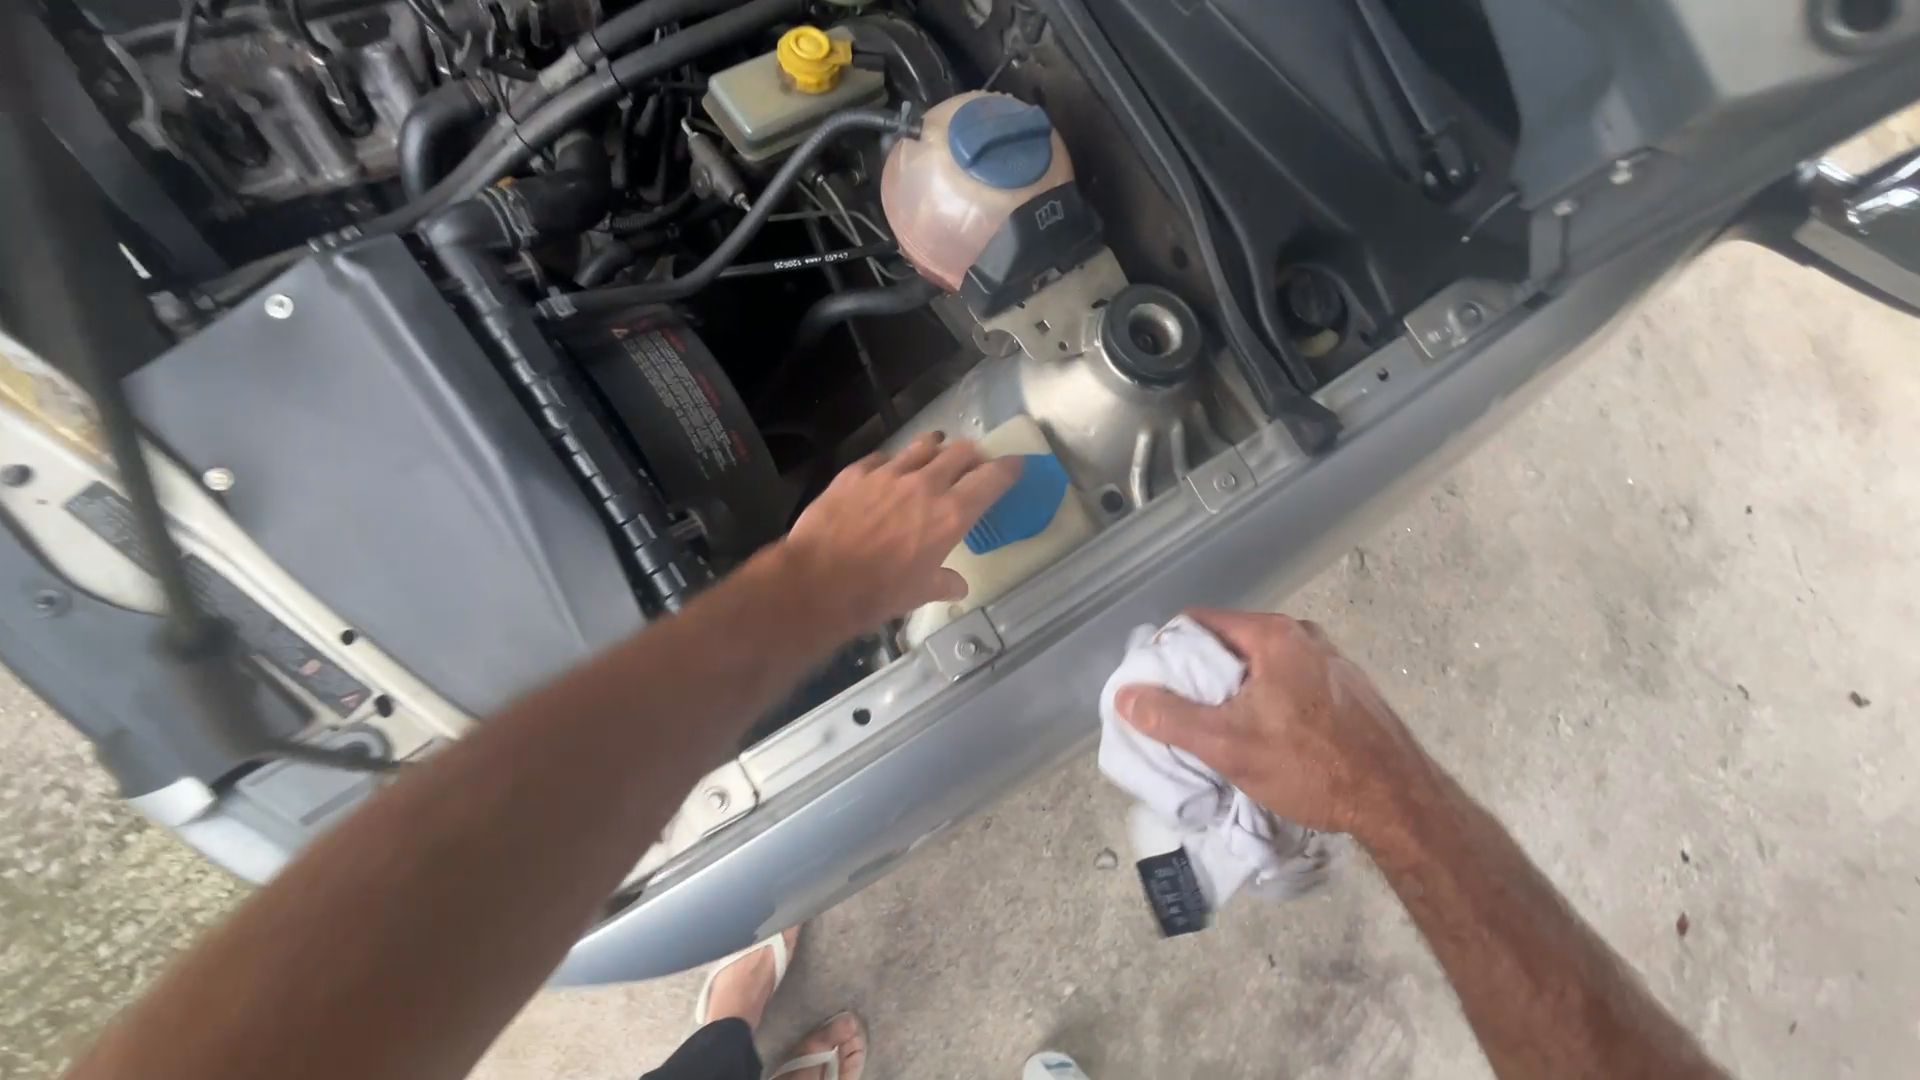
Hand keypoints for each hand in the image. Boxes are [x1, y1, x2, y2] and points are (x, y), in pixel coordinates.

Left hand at [786, 432, 1021, 628]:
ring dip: (934, 448)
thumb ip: (943, 582)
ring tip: (935, 450)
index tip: (1015, 465)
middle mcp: (924, 485)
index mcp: (950, 515)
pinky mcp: (855, 473)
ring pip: (921, 446)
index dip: (1007, 469)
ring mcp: (887, 474)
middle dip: (971, 455)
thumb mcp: (919, 593)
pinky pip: (881, 458)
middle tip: (972, 463)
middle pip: (959, 453)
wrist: (819, 581)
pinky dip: (892, 462)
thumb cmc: (878, 593)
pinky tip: (887, 470)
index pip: (990, 480)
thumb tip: (957, 586)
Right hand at [1114, 608, 1430, 840]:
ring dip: (1232, 689)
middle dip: (1198, 673)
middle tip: (1180, 711)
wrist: (1400, 803)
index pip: (1199, 621)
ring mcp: (1329, 660)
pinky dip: (1263, 698)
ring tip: (1217, 726)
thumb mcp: (1227, 744)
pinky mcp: (1345, 688)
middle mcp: (1302, 636)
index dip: (1168, 650)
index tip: (1156, 685)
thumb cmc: (1311, 765)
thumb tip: (1125, 695)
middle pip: (1228, 642)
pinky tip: (1263, 734)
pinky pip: (1286, 680)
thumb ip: (1170, 717)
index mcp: (1273, 635)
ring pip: (1258, 664)